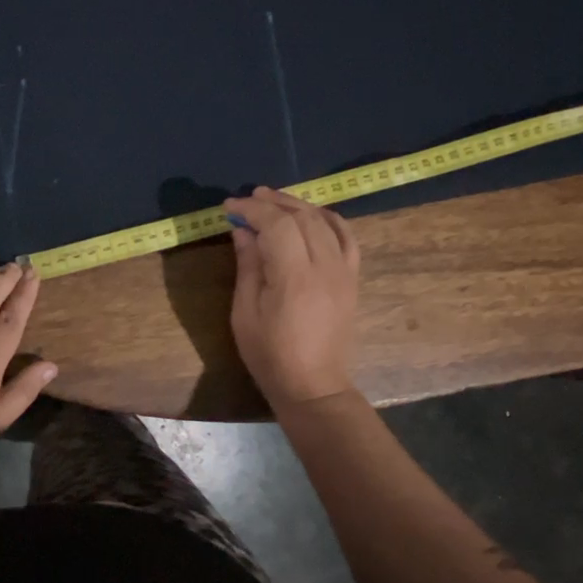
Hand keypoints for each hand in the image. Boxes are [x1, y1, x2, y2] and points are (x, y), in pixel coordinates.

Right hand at [225, 187, 360, 408]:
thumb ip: (248, 266)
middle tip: (248, 198)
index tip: (230, 207)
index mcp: (294, 277)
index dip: (253, 209)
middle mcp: (325, 267)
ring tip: (274, 201)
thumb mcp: (245, 312)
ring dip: (298, 206)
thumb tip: (242, 231)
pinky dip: (328, 219)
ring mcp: (344, 272)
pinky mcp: (352, 278)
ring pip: (325, 222)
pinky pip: (346, 237)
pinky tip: (312, 215)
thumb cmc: (269, 353)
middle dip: (273, 203)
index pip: (277, 225)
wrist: (313, 384)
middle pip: (303, 217)